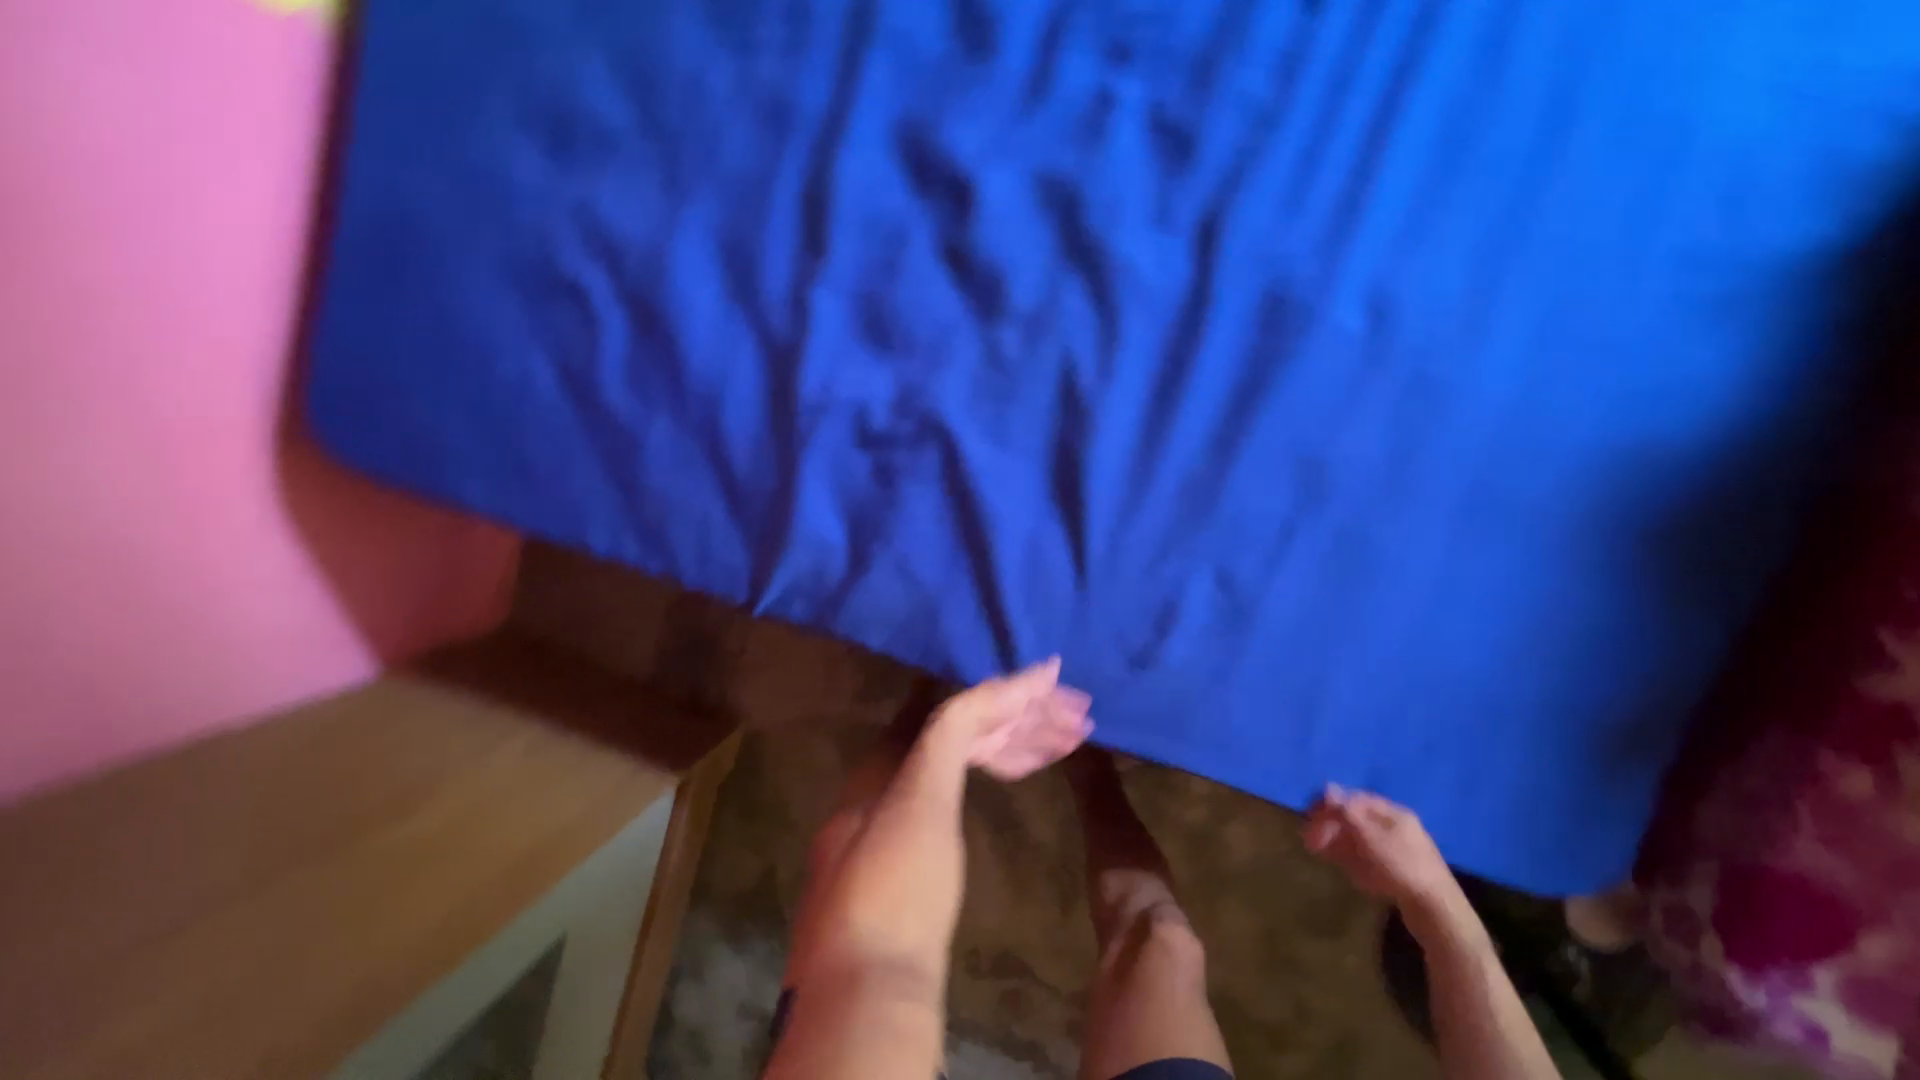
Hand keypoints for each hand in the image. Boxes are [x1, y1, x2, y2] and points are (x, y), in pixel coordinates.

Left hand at [937, 657, 1093, 780]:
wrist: (964, 731)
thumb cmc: (994, 704)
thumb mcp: (1019, 687)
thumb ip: (1038, 678)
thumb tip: (1057, 660)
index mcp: (1015, 696)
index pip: (1045, 696)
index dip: (1065, 699)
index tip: (1087, 703)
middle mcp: (1011, 716)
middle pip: (1043, 719)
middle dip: (1066, 721)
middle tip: (1090, 725)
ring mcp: (1007, 739)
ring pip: (1039, 738)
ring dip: (1060, 738)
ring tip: (1080, 739)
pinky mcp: (1003, 759)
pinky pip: (1028, 757)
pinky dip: (1045, 755)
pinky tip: (1059, 754)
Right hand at [1304, 786, 1462, 915]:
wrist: (1434, 908)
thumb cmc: (1403, 866)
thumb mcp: (1372, 837)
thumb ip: (1348, 813)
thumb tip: (1327, 786)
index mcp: (1393, 814)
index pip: (1355, 800)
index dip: (1330, 805)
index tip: (1309, 815)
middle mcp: (1392, 827)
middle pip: (1354, 818)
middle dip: (1330, 825)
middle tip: (1308, 837)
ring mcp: (1392, 849)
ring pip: (1355, 837)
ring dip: (1334, 840)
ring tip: (1315, 849)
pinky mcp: (1390, 869)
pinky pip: (1361, 854)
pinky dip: (1344, 854)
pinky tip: (1332, 860)